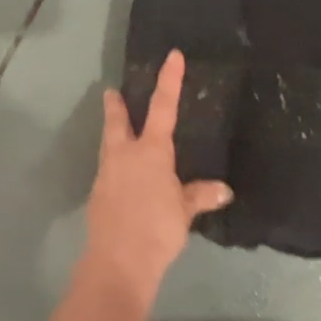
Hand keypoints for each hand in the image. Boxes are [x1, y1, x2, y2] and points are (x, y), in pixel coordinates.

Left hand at [82, 50, 233, 305]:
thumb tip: (223, 190)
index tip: (172, 56)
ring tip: (117, 132)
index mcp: (151, 151)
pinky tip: (123, 178)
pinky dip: (115, 167)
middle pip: (117, 123)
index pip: (162, 107)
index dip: (169, 81)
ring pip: (109, 146)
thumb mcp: (185, 211)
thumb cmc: (157, 229)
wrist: (118, 263)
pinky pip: (108, 173)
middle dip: (115, 106)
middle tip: (111, 91)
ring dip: (112, 135)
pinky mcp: (98, 198)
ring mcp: (107, 176)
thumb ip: (200, 196)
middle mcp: (124, 156)